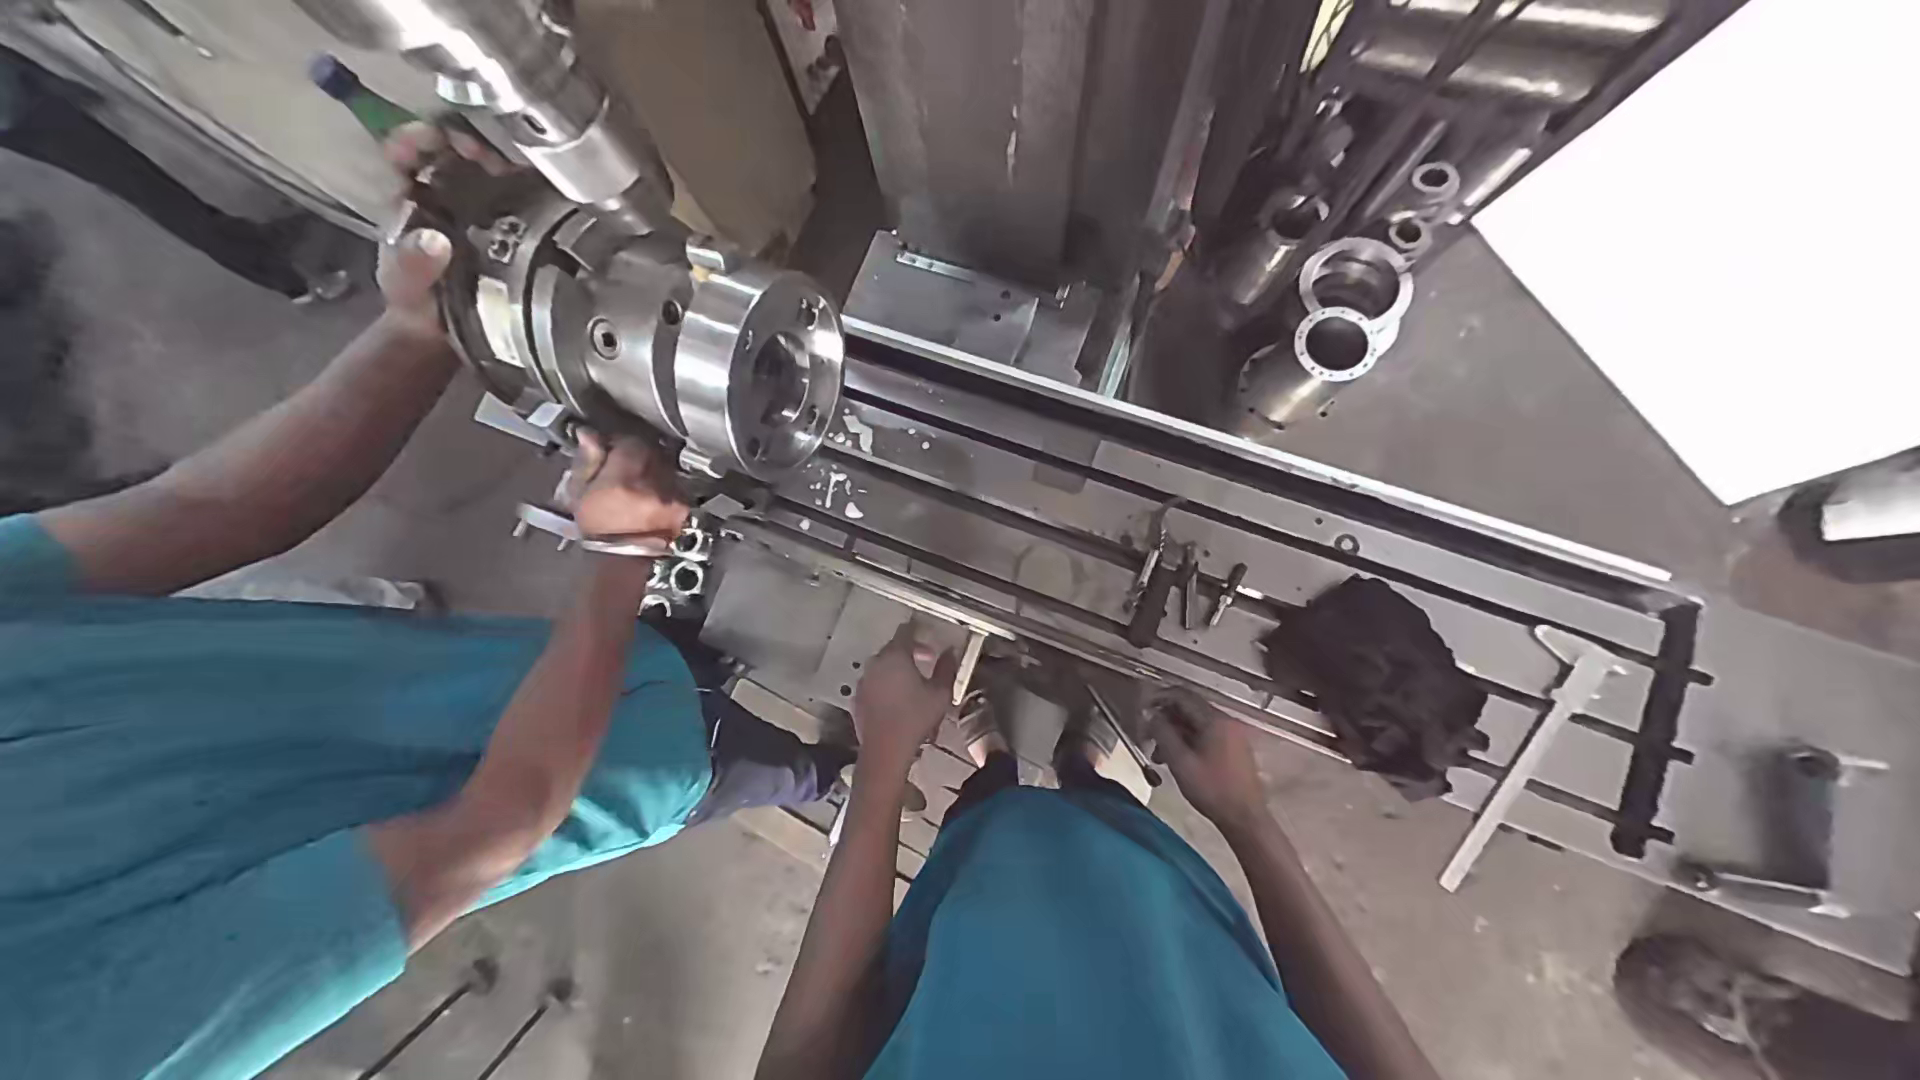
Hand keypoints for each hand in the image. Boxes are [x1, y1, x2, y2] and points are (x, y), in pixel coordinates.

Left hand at [375, 121, 511, 337]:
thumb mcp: (405, 285)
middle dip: (472, 144)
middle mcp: (444, 198)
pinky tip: (546, 193)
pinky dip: (532, 191)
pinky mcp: (510, 231)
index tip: (440, 140)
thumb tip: (436, 240)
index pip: (409, 152)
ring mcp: (479, 214)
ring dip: (506, 164)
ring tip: (522, 171)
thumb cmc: (419, 306)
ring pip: (491, 174)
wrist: (447, 337)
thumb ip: (414, 263)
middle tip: (492, 157)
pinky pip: (521, 202)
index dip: (420, 138)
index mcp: (410, 199)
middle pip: (456, 154)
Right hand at [563, 429, 689, 548]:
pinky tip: (651, 495)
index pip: (632, 443)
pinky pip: (675, 483)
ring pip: (665, 466)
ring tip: (637, 483)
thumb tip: (589, 435)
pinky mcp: (684, 506)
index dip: (622, 441)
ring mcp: (672, 497)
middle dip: (639, 453)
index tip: (613, 446)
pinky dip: (665, 484)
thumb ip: (588, 461)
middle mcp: (653, 487)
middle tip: (625, 463)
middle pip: (653, 452)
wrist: (623, 560)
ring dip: (654, 468)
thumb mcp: (580, 494)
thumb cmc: (599, 531)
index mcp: (623, 481)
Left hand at [852, 624, 957, 775]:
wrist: (885, 750)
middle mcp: (875, 663)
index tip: (929, 644)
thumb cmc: (916, 718)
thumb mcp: (940, 693)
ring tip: (912, 684)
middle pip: (892, 648)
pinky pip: (873, 683)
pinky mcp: (857, 698)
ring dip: (896, 669)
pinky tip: (896, 701)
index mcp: (895, 656)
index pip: (905, 631)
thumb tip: (951, 652)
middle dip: (910, 653)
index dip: (919, 634)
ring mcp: (863, 680)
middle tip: (926, 663)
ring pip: (881, 666)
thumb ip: (947, 668)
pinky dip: (884, 685)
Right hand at [1148, 687, 1268, 831]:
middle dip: (1166, 720)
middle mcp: (1226, 722)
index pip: (1183, 696)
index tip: (1143, 709)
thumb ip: (1162, 733)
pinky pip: (1206, 735)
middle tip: (1148, 736)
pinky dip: (1189, 741)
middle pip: (1189, 709)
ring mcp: (1232, 735)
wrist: (1245, 819)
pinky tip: (1177, 759)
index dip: (1160, 699)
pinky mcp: (1234, 749)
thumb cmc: (1211, 790)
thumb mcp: (1180, 761)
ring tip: (1159, 755)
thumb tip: (1151, 715)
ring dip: (1175, 734)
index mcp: (1215, 720)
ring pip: (1196, 724)